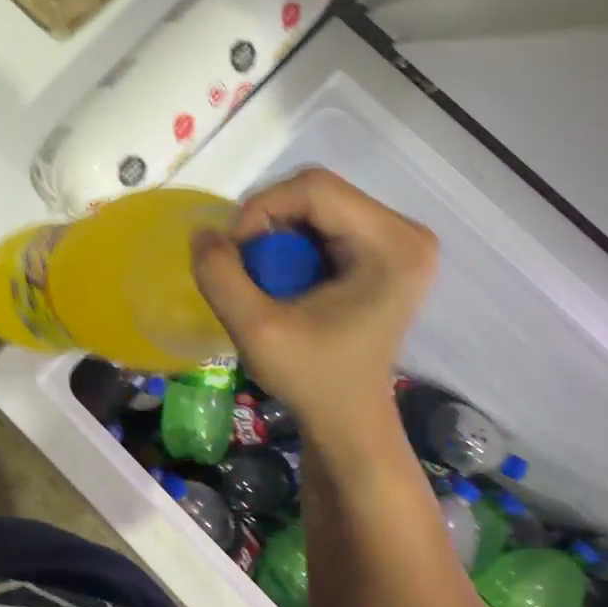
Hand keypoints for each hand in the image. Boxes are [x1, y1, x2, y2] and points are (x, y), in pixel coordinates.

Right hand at [192, 168, 436, 440]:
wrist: (348, 417)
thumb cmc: (313, 378)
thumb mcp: (255, 331)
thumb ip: (220, 276)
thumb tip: (202, 232)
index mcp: (392, 246)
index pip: (313, 188)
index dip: (260, 210)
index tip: (236, 255)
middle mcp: (405, 232)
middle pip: (315, 191)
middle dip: (266, 222)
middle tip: (247, 267)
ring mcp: (397, 239)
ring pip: (314, 201)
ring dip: (274, 232)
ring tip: (263, 276)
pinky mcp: (382, 249)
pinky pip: (321, 219)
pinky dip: (288, 240)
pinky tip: (282, 277)